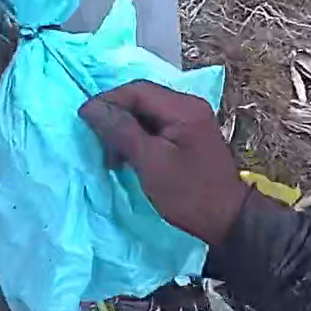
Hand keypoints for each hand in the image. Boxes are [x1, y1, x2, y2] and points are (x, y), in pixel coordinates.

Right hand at [79, 80, 247, 245]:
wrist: (227, 220)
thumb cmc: (189, 194)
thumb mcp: (150, 162)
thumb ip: (121, 130)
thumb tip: (91, 108)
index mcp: (183, 108)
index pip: (136, 90)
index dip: (106, 101)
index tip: (83, 120)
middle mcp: (188, 106)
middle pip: (141, 99)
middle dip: (115, 117)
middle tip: (98, 143)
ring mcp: (190, 120)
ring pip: (146, 113)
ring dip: (124, 130)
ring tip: (112, 157)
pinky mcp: (188, 135)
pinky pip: (156, 126)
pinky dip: (138, 138)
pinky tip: (128, 158)